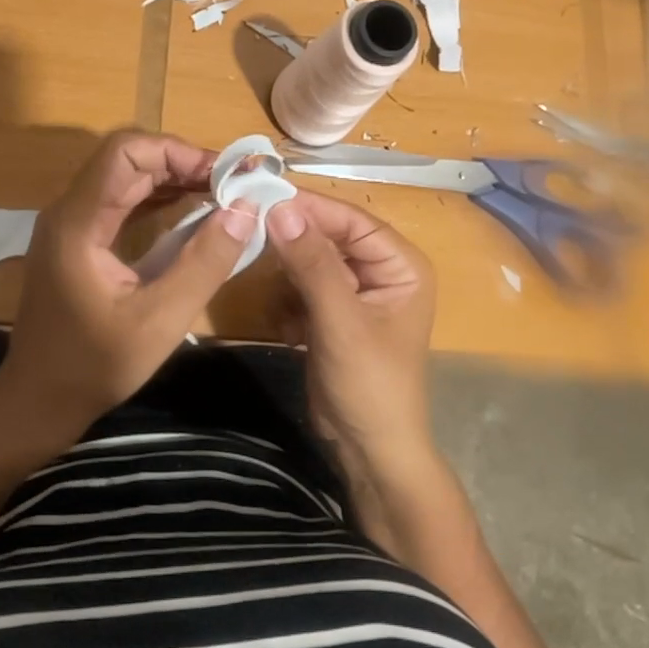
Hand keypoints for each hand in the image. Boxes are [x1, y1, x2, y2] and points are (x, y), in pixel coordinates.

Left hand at [0, 131, 254, 428]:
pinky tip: (193, 214)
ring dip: (173, 178)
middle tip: (233, 185)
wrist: (38, 401)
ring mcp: (71, 225)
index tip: (224, 176)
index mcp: (79, 222)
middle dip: (182, 162)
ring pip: (126, 178)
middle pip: (127, 159)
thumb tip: (246, 210)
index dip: (178, 151)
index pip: (126, 152)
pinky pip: (121, 202)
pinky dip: (159, 200)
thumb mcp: (161, 320)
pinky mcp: (78, 241)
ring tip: (222, 195)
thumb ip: (205, 263)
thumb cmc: (95, 365)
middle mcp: (69, 211)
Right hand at [265, 192, 437, 471]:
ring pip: (309, 262)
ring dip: (287, 277)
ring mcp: (355, 294)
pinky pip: (301, 288)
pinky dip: (287, 302)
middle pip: (328, 237)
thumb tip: (280, 208)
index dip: (309, 206)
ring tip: (271, 292)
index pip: (351, 220)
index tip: (261, 195)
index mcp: (401, 265)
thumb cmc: (369, 386)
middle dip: (292, 242)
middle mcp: (381, 271)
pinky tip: (287, 329)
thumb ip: (311, 263)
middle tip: (248, 230)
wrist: (369, 452)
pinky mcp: (331, 315)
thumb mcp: (340, 322)